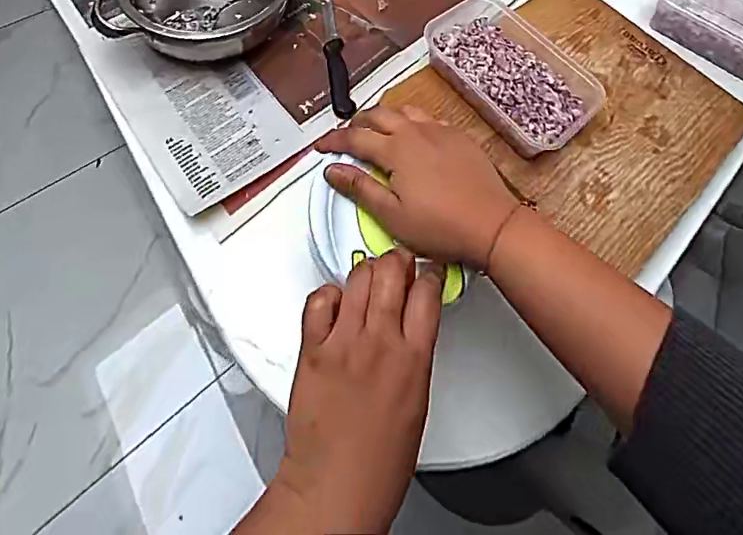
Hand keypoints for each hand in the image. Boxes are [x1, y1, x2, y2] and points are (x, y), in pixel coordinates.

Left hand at [261, 250, 442, 532]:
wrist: (335, 482)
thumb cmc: (378, 460)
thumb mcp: (416, 402)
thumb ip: (413, 356)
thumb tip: (411, 328)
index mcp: (412, 361)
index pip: (427, 295)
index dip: (429, 273)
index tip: (429, 269)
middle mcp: (378, 344)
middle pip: (390, 274)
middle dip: (397, 260)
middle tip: (398, 260)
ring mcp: (342, 341)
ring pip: (357, 278)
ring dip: (366, 270)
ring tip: (369, 273)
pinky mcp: (312, 345)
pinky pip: (320, 300)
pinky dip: (329, 293)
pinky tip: (335, 299)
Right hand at [319, 106, 523, 268]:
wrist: (496, 227)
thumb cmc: (442, 227)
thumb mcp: (392, 216)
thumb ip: (359, 188)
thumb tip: (332, 170)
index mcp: (396, 150)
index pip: (354, 137)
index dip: (333, 140)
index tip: (320, 146)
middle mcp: (415, 132)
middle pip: (377, 115)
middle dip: (356, 123)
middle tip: (346, 137)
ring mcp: (440, 132)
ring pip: (403, 111)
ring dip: (384, 117)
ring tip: (376, 130)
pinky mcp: (459, 138)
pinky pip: (428, 119)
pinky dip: (411, 122)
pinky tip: (413, 138)